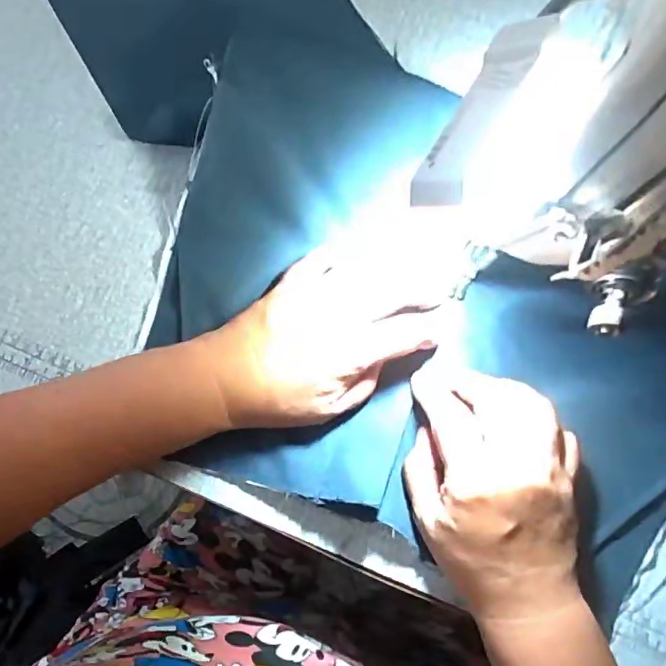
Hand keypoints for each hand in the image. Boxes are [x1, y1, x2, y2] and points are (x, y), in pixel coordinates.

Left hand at [195, 244, 448, 428]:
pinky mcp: (291, 282)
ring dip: (395, 267)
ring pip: (367, 269)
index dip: (431, 330)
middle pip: (396, 290)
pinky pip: (324, 258)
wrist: (223, 378)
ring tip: (411, 270)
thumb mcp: (327, 408)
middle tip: (440, 291)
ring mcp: (314, 292)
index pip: (406, 333)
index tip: (442, 329)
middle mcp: (339, 314)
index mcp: (350, 351)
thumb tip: (386, 359)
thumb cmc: (275, 402)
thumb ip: (364, 383)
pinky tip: (355, 259)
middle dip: (425, 289)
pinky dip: (344, 256)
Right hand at [403, 367, 584, 624]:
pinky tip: (513, 415)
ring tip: (480, 387)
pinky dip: (532, 412)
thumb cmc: (467, 560)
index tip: (422, 380)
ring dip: (504, 388)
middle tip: (448, 377)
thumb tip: (426, 428)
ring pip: (533, 405)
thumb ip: (421, 469)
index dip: (434, 392)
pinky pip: (556, 427)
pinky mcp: (571, 473)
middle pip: (497, 400)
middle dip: (469, 381)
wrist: (528, 593)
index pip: (453, 417)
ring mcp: (551, 466)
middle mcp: (518, 464)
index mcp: (476, 479)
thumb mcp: (427, 520)